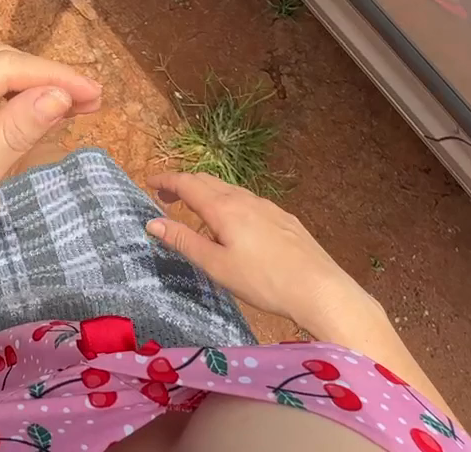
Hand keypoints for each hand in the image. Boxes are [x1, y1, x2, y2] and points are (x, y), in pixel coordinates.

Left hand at [0, 45, 101, 286]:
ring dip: (28, 78)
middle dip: (45, 75)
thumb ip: (16, 131)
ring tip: (70, 102)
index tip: (96, 92)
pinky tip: (32, 101)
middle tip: (91, 101)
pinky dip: (5, 85)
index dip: (53, 76)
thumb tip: (61, 94)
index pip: (3, 68)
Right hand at [145, 172, 377, 335]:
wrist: (322, 289)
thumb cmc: (263, 281)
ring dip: (207, 192)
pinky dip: (229, 202)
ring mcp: (267, 206)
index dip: (165, 180)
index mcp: (223, 208)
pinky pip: (248, 201)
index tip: (148, 182)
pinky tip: (236, 225)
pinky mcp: (284, 218)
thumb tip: (152, 222)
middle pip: (207, 180)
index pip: (186, 183)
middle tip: (166, 196)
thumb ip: (184, 241)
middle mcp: (243, 199)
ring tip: (197, 211)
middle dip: (183, 183)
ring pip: (229, 189)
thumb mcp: (217, 266)